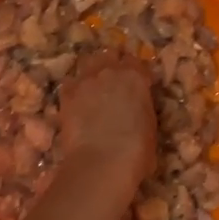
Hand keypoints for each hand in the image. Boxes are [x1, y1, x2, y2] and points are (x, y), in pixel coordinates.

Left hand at [57, 49, 155, 187]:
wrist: (101, 163)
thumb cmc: (136, 152)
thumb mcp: (150, 126)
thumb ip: (142, 107)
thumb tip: (136, 108)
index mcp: (136, 77)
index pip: (137, 63)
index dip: (137, 73)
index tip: (138, 84)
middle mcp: (110, 70)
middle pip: (111, 56)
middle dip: (113, 65)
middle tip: (115, 83)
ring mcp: (86, 79)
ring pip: (89, 62)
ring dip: (93, 71)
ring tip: (94, 88)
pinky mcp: (67, 92)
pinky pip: (71, 83)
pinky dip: (75, 89)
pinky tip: (77, 102)